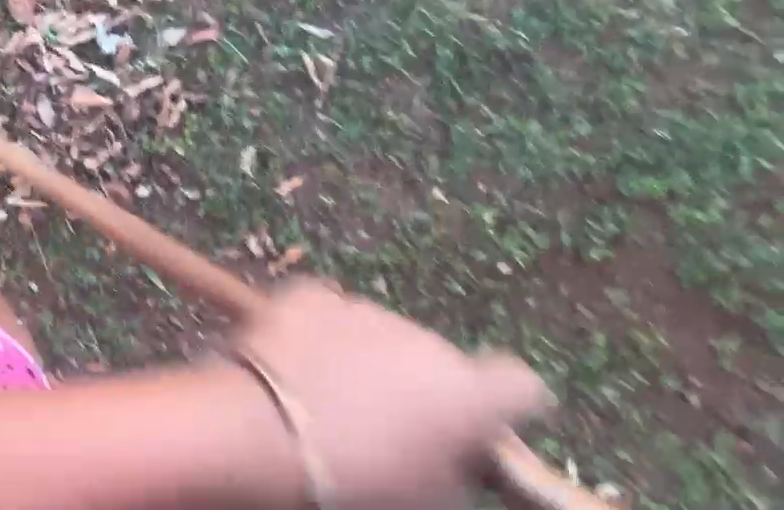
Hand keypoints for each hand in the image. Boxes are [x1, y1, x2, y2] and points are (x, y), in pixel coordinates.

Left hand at [233, 280, 554, 508]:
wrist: (264, 429)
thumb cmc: (355, 478)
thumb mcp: (430, 493)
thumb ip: (458, 463)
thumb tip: (457, 449)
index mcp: (470, 392)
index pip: (519, 384)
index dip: (502, 402)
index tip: (481, 421)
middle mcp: (424, 339)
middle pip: (437, 357)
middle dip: (421, 381)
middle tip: (387, 417)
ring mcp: (363, 309)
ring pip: (380, 331)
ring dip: (368, 352)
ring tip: (330, 390)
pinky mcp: (309, 294)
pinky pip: (327, 311)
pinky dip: (320, 328)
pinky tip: (298, 358)